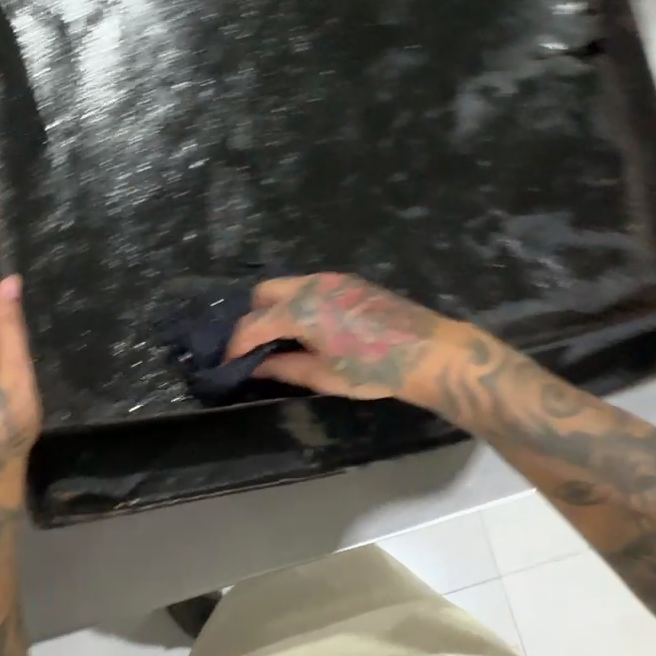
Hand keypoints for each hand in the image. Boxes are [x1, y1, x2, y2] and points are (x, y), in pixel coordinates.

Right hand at [225, 273, 457, 403]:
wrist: (427, 352)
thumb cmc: (372, 369)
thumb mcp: (322, 375)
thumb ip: (283, 368)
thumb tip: (255, 368)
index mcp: (299, 310)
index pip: (252, 325)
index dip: (236, 346)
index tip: (229, 363)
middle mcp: (310, 286)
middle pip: (264, 294)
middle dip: (253, 319)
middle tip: (254, 348)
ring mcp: (332, 279)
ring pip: (288, 286)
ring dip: (275, 309)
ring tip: (280, 339)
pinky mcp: (350, 282)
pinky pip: (309, 287)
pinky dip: (297, 303)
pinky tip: (308, 328)